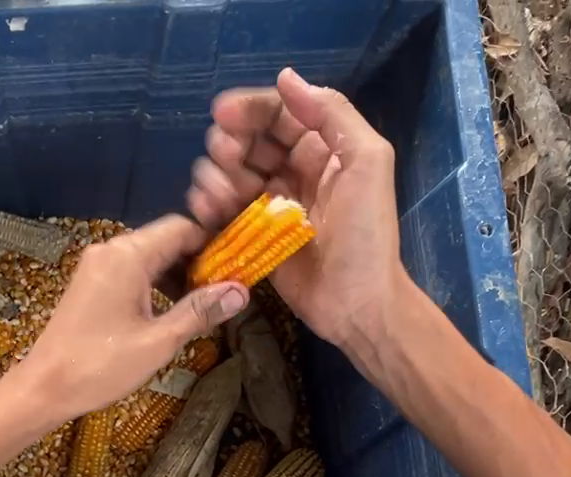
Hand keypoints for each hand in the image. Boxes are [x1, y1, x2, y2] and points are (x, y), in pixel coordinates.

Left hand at [7, 215, 248, 422]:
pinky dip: (154, 286)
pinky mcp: (90, 285)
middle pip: (165, 241)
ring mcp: (97, 266)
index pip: (182, 228)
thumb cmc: (101, 365)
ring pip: (149, 258)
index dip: (213, 243)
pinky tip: (169, 312)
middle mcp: (111, 249)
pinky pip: (131, 273)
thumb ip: (200, 311)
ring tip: (202, 306)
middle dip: (197, 263)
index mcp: (128, 254)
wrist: (44, 387)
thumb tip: (241, 291)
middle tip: (224, 291)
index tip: (237, 266)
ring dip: (176, 277)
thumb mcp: (159, 341)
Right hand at [186, 68, 414, 354]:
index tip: (222, 115)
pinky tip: (204, 207)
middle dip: (231, 143)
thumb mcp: (367, 161)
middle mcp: (295, 174)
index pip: (281, 116)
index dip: (251, 110)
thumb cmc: (366, 235)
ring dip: (216, 175)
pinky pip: (227, 213)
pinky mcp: (256, 239)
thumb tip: (287, 78)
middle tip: (222, 156)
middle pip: (251, 144)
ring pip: (233, 177)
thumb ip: (332, 114)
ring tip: (213, 191)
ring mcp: (273, 208)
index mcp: (323, 150)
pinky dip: (211, 205)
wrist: (357, 304)